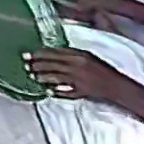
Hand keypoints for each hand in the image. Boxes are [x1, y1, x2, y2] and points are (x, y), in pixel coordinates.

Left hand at [24, 48, 139, 105]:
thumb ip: (69, 54)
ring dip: (41, 77)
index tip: (27, 54)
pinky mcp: (81, 90)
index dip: (38, 54)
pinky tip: (47, 90)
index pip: (53, 52)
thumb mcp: (86, 56)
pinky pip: (64, 91)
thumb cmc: (101, 69)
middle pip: (50, 64)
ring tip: (33, 76)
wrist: (117, 85)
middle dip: (36, 65)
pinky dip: (54, 91)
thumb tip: (48, 53)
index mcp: (78, 55)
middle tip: (26, 66)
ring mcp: (79, 78)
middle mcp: (77, 65)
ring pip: (54, 77)